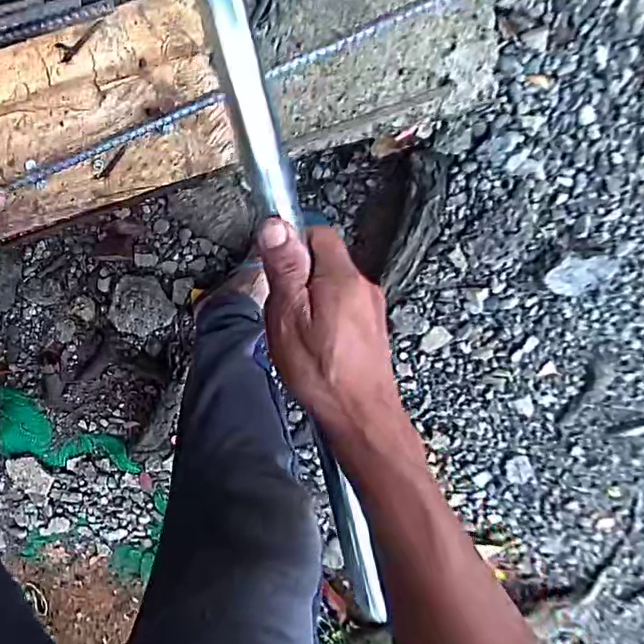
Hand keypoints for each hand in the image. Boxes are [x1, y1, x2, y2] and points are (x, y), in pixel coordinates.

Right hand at [255, 217, 421, 465]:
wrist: (360, 417)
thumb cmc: (323, 373)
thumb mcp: (288, 316)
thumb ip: (284, 269)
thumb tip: (275, 227)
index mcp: (341, 277)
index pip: (316, 231)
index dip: (290, 243)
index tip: (273, 264)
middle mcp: (362, 286)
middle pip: (323, 258)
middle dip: (296, 274)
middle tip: (281, 304)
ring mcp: (369, 307)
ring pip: (330, 282)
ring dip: (308, 296)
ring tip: (295, 327)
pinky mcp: (369, 326)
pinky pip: (340, 303)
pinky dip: (322, 313)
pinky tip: (312, 340)